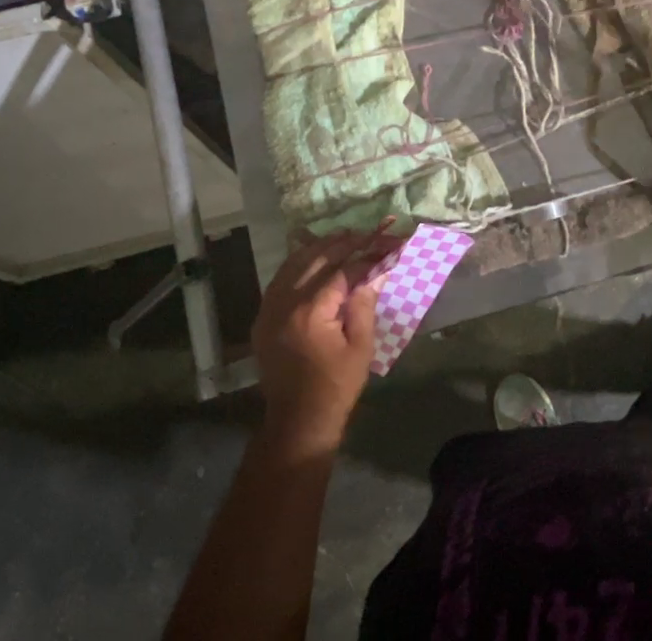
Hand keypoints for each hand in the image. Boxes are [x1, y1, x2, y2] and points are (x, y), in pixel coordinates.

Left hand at [252, 231, 397, 452]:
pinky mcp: (263, 317)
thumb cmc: (336, 386)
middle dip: (344, 243)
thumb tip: (376, 270)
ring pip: (293, 264)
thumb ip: (364, 303)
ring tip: (343, 237)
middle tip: (368, 233)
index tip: (388, 245)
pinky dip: (299, 263)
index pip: (342, 270)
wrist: (297, 419)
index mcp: (311, 312)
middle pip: (316, 259)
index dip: (368, 255)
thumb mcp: (361, 346)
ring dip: (319, 247)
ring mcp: (269, 309)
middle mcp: (285, 303)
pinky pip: (280, 279)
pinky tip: (315, 257)